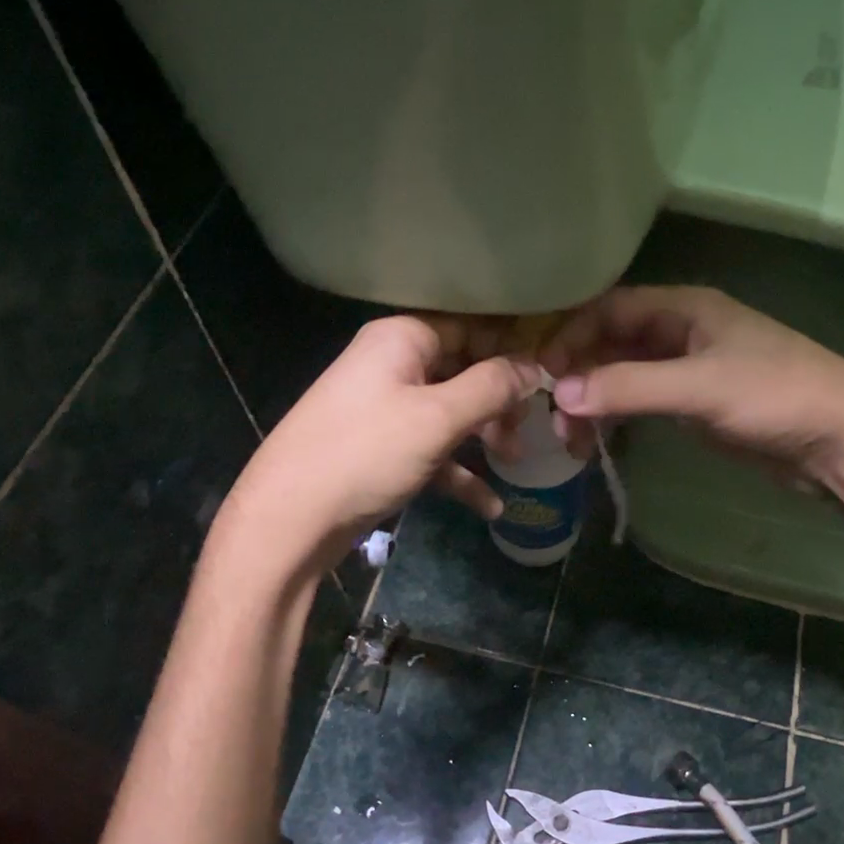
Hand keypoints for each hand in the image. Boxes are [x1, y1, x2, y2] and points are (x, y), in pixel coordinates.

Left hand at [215, 315, 539, 573]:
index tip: (554, 371)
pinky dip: (458, 473)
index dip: (513, 346)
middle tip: (533, 427)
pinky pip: (431, 451)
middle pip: (463, 369)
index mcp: (401, 338)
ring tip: (517, 463)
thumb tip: (534, 366)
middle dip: (501, 399)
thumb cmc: (366, 453)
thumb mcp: (437, 418)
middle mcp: (392, 364)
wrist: (290, 518)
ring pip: (450, 413)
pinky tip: (490, 505)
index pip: (471, 325)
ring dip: (485, 437)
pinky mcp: (381, 450)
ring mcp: (384, 409)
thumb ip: (491, 387)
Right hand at [543, 286, 843, 478]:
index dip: (570, 335)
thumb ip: (628, 388)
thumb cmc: (775, 395)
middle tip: (552, 416)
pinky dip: (616, 419)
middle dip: (577, 376)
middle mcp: (681, 333)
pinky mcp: (695, 406)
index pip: (609, 309)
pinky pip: (641, 404)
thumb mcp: (698, 387)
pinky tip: (598, 442)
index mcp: (684, 309)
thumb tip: (558, 393)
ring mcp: (687, 371)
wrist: (840, 439)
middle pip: (611, 344)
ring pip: (623, 378)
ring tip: (572, 440)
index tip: (540, 372)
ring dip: (593, 402)